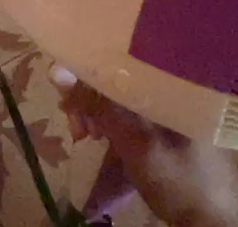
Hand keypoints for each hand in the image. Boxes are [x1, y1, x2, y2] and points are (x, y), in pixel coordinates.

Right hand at [54, 68, 237, 226]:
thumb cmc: (180, 180)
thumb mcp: (134, 142)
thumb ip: (98, 105)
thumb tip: (57, 70)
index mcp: (171, 78)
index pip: (119, 57)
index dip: (87, 72)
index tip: (67, 96)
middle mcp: (172, 84)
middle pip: (117, 76)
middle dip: (89, 97)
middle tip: (76, 126)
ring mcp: (171, 106)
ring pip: (121, 94)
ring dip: (96, 111)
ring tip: (83, 136)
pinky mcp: (169, 126)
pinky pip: (131, 111)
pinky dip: (111, 121)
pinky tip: (98, 136)